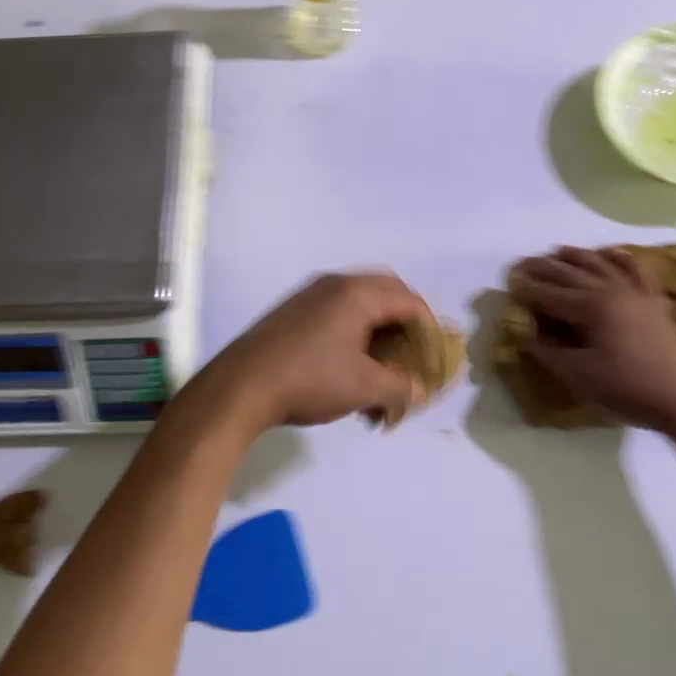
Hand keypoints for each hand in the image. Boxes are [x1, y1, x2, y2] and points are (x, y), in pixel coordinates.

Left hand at [194, 273, 428, 430]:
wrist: (241, 386)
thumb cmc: (310, 380)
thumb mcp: (365, 388)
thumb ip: (401, 387)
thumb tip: (420, 391)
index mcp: (358, 294)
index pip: (410, 301)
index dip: (430, 329)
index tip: (433, 358)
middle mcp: (335, 283)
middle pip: (387, 291)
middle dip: (405, 322)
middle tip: (411, 353)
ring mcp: (309, 294)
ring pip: (359, 301)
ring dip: (377, 327)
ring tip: (381, 365)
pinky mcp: (292, 311)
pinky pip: (336, 311)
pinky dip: (353, 330)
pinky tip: (348, 365)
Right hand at [510, 246, 675, 433]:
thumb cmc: (626, 389)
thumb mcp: (579, 375)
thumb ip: (548, 352)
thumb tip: (525, 335)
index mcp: (592, 307)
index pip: (551, 294)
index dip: (528, 290)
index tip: (509, 285)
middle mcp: (613, 290)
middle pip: (573, 273)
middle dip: (545, 267)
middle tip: (523, 263)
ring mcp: (637, 293)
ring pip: (602, 264)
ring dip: (577, 256)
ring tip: (558, 251)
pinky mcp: (655, 301)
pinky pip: (637, 270)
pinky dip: (621, 259)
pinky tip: (611, 254)